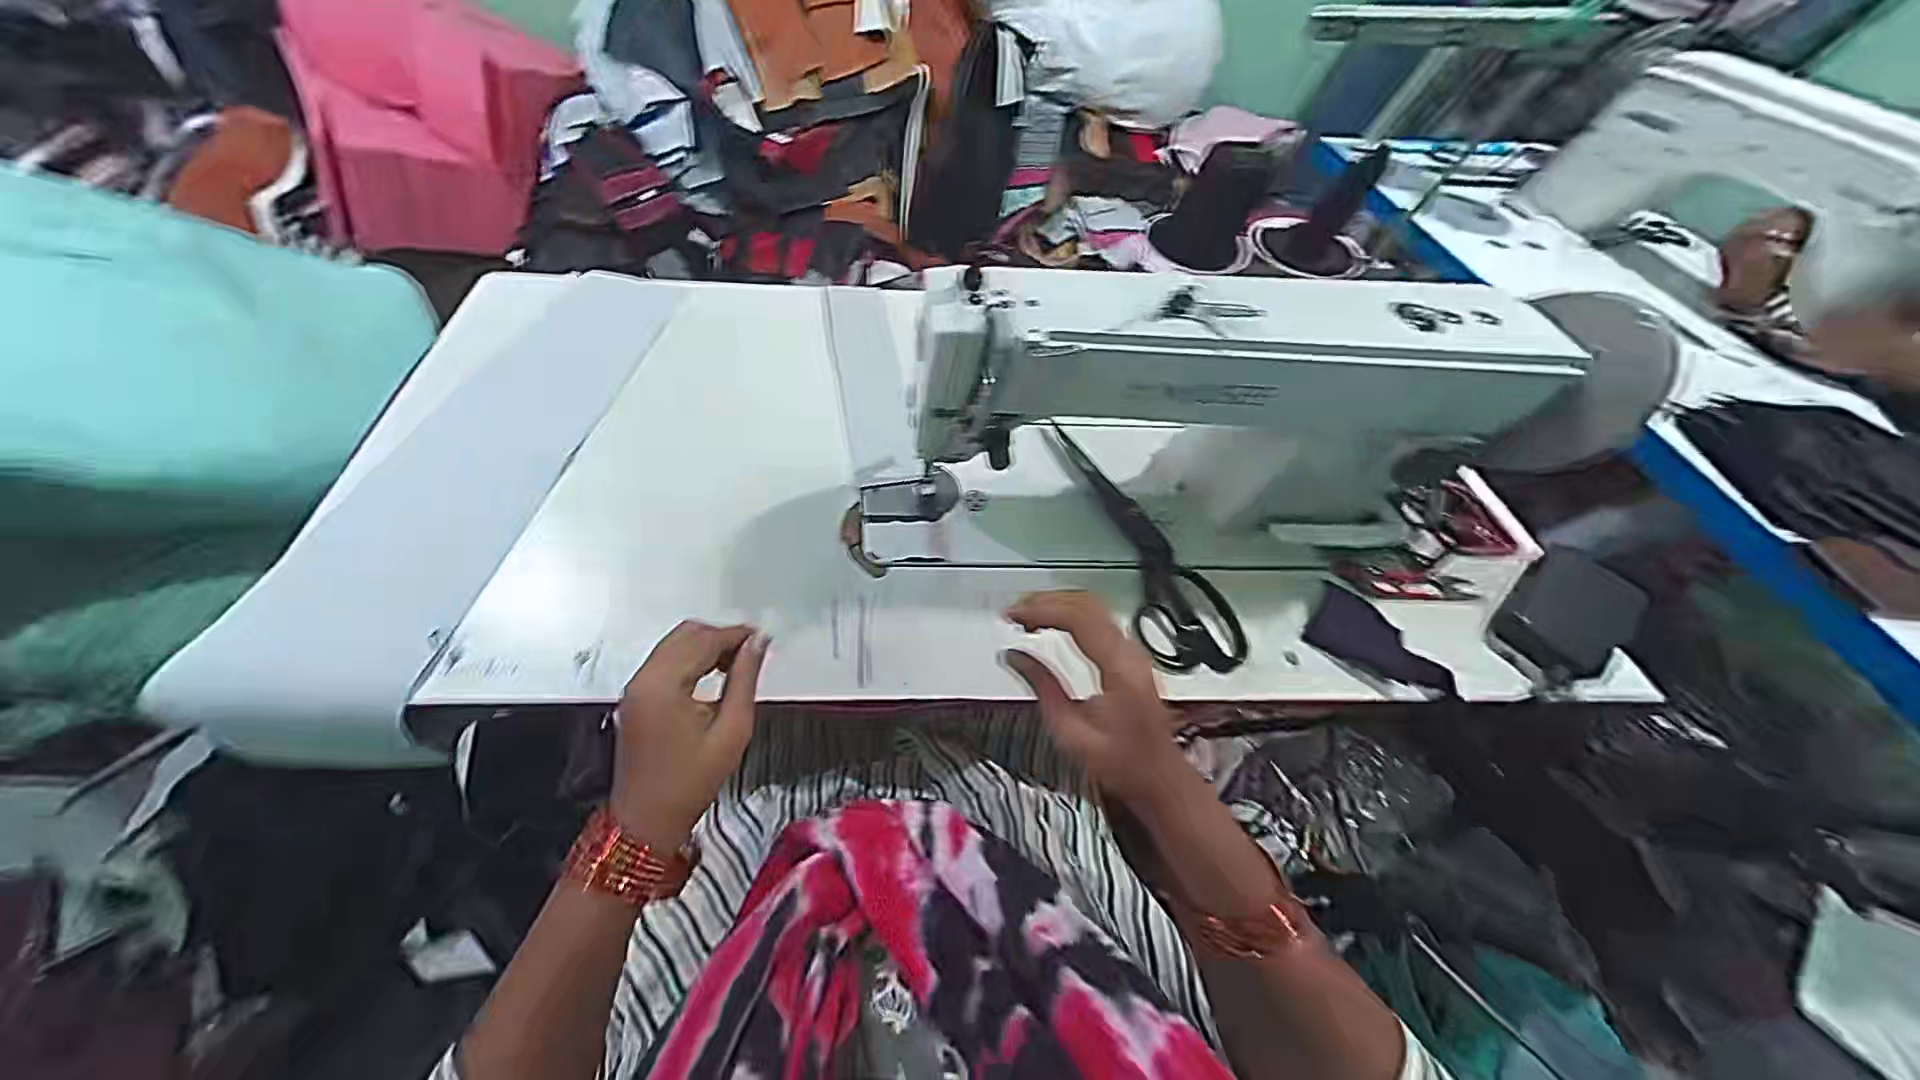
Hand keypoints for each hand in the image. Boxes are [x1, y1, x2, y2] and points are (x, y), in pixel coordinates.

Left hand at [609, 621, 768, 850]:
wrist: (648, 819)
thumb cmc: (687, 784)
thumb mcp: (732, 729)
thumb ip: (745, 679)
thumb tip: (757, 646)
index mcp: (664, 686)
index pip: (705, 640)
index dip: (738, 635)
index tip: (760, 638)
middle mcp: (643, 681)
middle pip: (687, 633)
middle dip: (721, 636)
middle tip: (751, 650)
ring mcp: (635, 689)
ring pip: (675, 643)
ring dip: (706, 646)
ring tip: (736, 664)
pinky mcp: (635, 697)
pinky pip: (665, 660)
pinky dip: (691, 659)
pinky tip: (713, 675)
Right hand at [1002, 590, 1192, 802]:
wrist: (1157, 776)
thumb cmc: (1123, 762)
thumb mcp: (1071, 732)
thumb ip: (1043, 688)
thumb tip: (1016, 658)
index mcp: (1118, 669)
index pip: (1077, 618)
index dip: (1040, 610)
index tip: (1013, 615)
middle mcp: (1130, 654)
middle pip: (1086, 603)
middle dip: (1045, 601)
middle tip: (1015, 612)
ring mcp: (1133, 652)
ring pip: (1093, 606)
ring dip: (1057, 605)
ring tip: (1026, 616)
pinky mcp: (1130, 656)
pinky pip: (1098, 619)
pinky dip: (1069, 614)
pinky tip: (1051, 623)